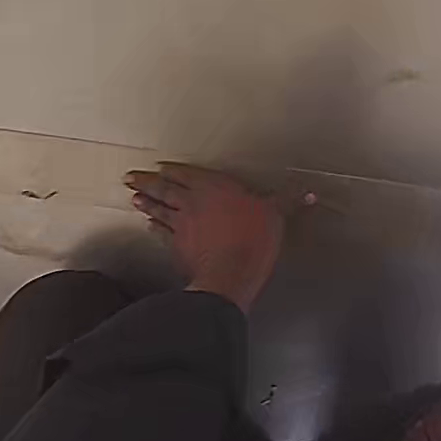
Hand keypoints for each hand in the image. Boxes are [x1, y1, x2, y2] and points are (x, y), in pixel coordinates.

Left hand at [126, 163, 283, 311]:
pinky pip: (162, 233)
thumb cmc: (253, 239)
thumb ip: (287, 201)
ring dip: (145, 202)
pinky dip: (154, 227)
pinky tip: (149, 225)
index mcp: (213, 187)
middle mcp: (192, 203)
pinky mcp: (177, 247)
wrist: (230, 273)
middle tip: (130, 177)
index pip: (187, 174)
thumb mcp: (275, 215)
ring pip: (158, 209)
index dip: (173, 171)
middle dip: (147, 182)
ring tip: (134, 197)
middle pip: (165, 189)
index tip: (160, 167)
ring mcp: (182, 226)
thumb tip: (310, 193)